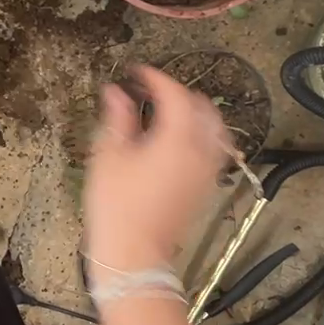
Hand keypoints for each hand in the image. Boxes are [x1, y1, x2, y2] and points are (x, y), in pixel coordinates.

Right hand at [83, 66, 230, 284]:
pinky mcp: (205, 187)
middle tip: (150, 90)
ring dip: (195, 113)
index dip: (157, 78)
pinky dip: (201, 134)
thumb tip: (117, 92)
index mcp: (177, 140)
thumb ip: (117, 118)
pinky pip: (214, 150)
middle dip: (178, 92)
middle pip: (203, 108)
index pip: (175, 95)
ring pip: (215, 129)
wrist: (134, 252)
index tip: (139, 72)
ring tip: (168, 111)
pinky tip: (179, 139)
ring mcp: (207, 171)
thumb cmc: (116, 206)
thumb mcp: (108, 156)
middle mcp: (201, 152)